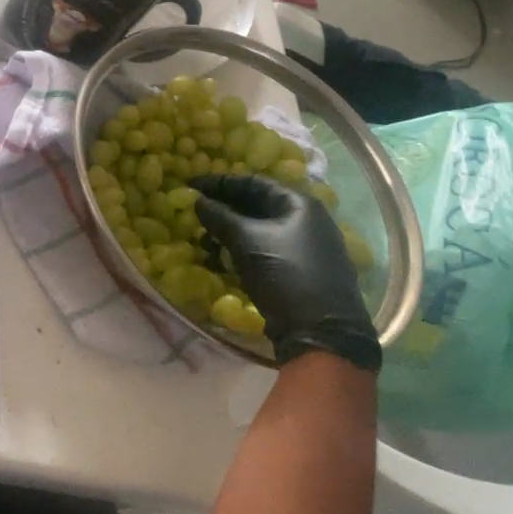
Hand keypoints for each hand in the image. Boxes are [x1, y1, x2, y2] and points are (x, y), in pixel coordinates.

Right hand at [189, 175, 380, 371]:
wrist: (321, 331)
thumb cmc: (284, 274)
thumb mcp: (246, 241)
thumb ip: (219, 216)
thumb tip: (198, 200)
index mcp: (299, 204)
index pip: (254, 182)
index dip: (220, 182)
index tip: (192, 185)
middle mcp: (307, 220)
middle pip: (257, 205)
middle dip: (224, 209)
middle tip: (196, 213)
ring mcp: (307, 246)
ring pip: (260, 230)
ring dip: (230, 232)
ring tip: (205, 241)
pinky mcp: (301, 269)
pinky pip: (266, 249)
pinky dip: (242, 250)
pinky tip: (222, 260)